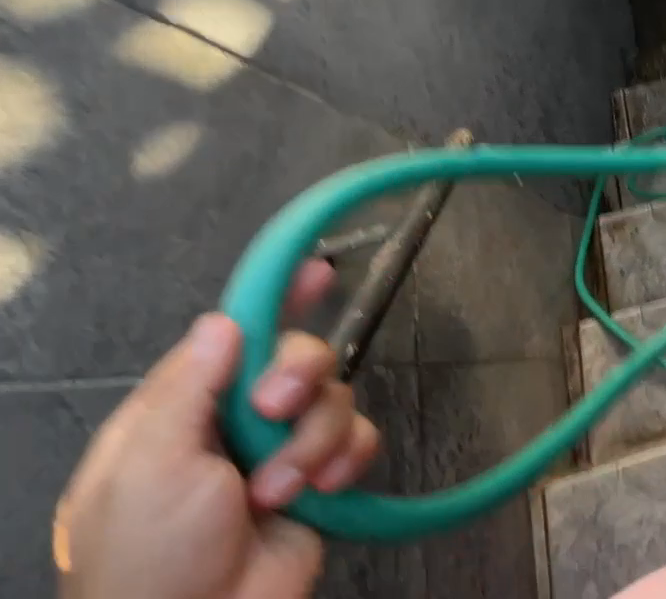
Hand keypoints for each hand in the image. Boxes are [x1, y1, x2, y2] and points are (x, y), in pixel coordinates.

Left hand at [55, 260, 381, 598]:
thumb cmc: (150, 554)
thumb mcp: (148, 469)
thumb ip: (186, 391)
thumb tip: (222, 321)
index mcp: (180, 412)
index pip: (232, 337)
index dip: (273, 300)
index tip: (315, 268)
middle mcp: (234, 421)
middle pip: (298, 358)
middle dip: (300, 379)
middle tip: (275, 410)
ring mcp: (281, 448)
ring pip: (335, 398)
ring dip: (315, 440)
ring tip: (284, 487)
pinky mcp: (323, 472)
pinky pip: (359, 437)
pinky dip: (347, 459)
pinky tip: (323, 488)